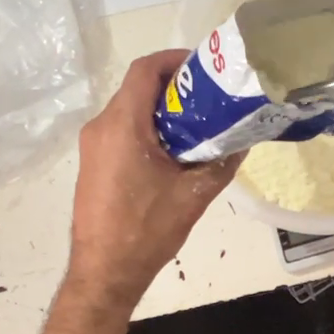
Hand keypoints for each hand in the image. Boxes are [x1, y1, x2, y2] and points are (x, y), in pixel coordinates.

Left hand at [65, 49, 242, 308]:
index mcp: (122, 125)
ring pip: (128, 114)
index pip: (145, 70)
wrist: (105, 272)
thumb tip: (242, 143)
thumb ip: (220, 163)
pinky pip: (120, 135)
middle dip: (173, 91)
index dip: (174, 61)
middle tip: (208, 104)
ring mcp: (91, 148)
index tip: (202, 70)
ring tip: (195, 132)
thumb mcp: (193, 195)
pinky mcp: (92, 166)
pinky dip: (145, 134)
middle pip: (137, 90)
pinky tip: (170, 158)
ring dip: (160, 116)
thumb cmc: (147, 230)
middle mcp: (100, 127)